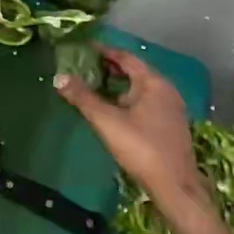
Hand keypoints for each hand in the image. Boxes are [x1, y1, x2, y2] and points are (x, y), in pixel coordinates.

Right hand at [53, 45, 203, 205]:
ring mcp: (171, 108)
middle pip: (135, 71)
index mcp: (153, 82)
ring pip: (141, 88)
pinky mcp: (170, 124)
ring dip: (120, 84)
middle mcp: (166, 89)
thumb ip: (83, 98)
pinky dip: (129, 98)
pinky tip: (116, 109)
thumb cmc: (141, 148)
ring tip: (96, 86)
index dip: (105, 51)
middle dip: (111, 67)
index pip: (127, 57)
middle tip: (87, 66)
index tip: (86, 47)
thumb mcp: (107, 121)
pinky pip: (147, 101)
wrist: (175, 186)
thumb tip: (59, 77)